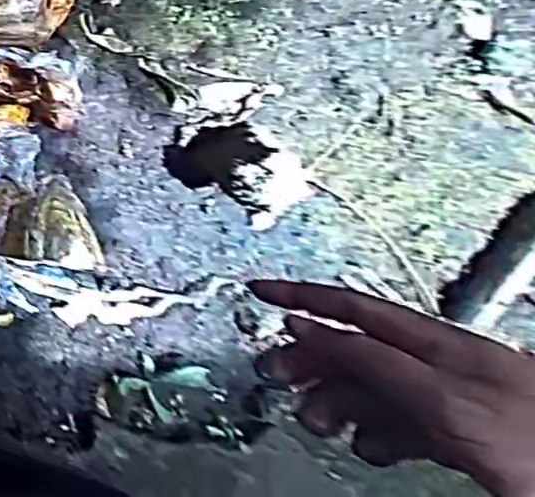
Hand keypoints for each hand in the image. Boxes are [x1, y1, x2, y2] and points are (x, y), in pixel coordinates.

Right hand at [252, 279, 534, 495]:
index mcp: (447, 347)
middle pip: (358, 351)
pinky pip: (406, 424)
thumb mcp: (439, 398)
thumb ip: (367, 356)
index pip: (354, 306)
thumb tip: (302, 325)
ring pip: (377, 391)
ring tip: (315, 420)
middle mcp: (453, 369)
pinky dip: (375, 431)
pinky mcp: (475, 441)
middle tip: (275, 373)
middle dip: (311, 363)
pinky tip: (366, 444)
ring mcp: (466, 406)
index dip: (300, 295)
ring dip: (336, 403)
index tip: (258, 289)